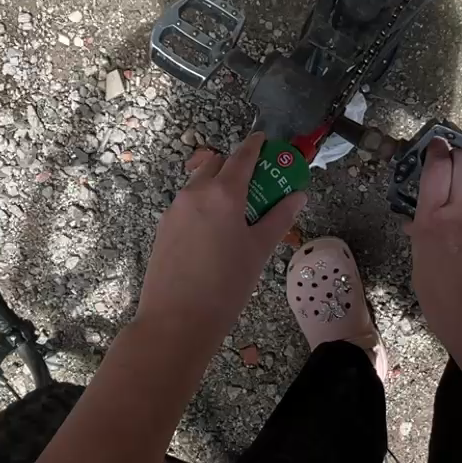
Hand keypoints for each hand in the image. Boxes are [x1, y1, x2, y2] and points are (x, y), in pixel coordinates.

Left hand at [136, 133, 305, 347]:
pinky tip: (213, 232)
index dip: (256, 145)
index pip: (243, 155)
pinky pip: (187, 203)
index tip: (265, 141)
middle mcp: (196, 192)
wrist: (175, 322)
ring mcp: (175, 209)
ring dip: (217, 184)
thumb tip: (298, 196)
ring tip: (235, 212)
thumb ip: (279, 218)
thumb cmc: (226, 285)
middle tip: (256, 185)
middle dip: (235, 165)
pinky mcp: (163, 226)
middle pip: (217, 163)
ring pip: (199, 183)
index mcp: (224, 193)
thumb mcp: (259, 250)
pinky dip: (203, 204)